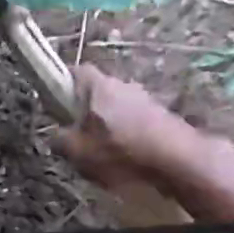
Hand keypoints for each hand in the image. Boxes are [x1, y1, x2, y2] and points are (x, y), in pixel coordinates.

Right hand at [51, 65, 210, 188]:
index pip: (76, 71)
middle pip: (96, 91)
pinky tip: (122, 155)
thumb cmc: (121, 151)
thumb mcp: (78, 151)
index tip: (54, 102)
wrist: (180, 161)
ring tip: (100, 150)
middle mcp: (123, 85)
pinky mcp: (160, 115)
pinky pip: (132, 119)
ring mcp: (145, 99)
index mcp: (99, 87)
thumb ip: (60, 139)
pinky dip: (123, 132)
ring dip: (105, 123)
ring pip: (114, 106)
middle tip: (75, 134)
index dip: (62, 83)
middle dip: (83, 109)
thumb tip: (56, 134)